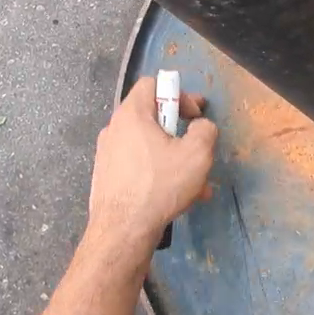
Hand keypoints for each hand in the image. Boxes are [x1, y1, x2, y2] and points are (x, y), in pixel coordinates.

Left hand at [83, 78, 217, 258]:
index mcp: (132, 115)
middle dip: (181, 134)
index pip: (152, 84)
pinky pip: (140, 166)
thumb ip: (205, 130)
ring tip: (196, 184)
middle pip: (153, 118)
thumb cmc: (160, 185)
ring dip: (175, 159)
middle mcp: (114, 129)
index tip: (196, 116)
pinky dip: (160, 174)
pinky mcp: (107, 178)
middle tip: (199, 151)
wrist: (122, 230)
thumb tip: (201, 127)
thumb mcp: (197, 154)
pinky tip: (177, 197)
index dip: (179, 94)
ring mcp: (108, 155)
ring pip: (149, 147)